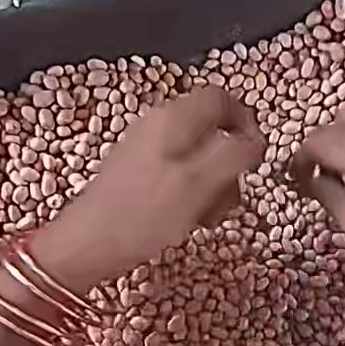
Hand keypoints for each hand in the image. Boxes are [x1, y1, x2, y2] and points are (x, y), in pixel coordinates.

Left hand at [31, 86, 264, 292]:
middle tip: (229, 198)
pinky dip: (194, 195)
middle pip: (214, 132)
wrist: (86, 246)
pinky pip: (181, 176)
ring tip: (208, 217)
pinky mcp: (140, 175)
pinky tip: (189, 220)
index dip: (247, 124)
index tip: (254, 159)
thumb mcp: (199, 183)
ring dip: (215, 186)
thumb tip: (258, 138)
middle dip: (230, 165)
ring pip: (200, 158)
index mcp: (174, 119)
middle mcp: (160, 127)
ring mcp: (148, 151)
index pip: (223, 99)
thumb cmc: (143, 215)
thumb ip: (234, 154)